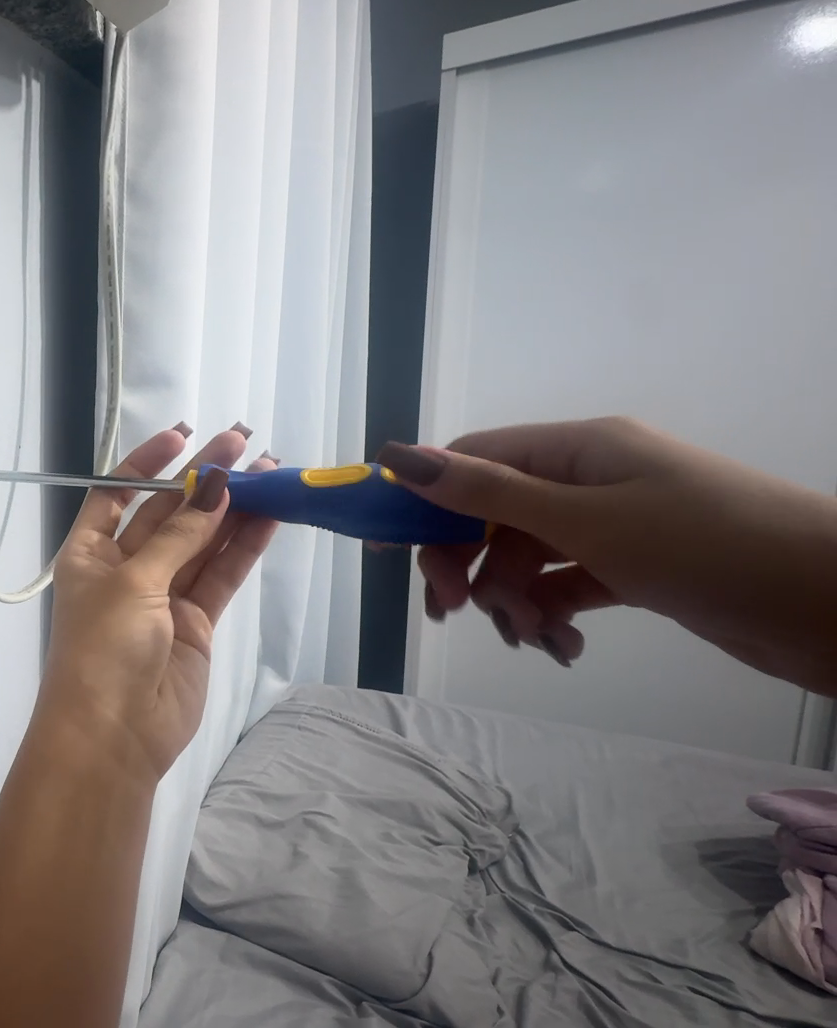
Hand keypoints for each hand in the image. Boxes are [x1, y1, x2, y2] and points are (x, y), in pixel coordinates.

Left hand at [33, 424, 278, 786]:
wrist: (115, 732)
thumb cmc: (104, 646)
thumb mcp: (134, 582)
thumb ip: (178, 536)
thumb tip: (214, 486)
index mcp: (88, 552)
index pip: (116, 494)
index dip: (146, 463)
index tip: (182, 435)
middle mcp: (123, 567)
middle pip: (166, 513)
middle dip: (201, 478)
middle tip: (242, 439)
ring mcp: (161, 595)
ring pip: (200, 541)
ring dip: (232, 508)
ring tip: (270, 468)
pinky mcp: (195, 621)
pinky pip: (220, 574)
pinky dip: (244, 546)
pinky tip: (271, 515)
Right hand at [379, 417, 836, 690]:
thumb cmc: (710, 547)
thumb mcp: (585, 519)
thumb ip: (486, 491)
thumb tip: (398, 456)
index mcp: (575, 449)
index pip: (470, 461)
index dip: (421, 499)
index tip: (387, 548)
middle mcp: (588, 479)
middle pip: (489, 515)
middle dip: (466, 564)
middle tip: (452, 611)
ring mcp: (614, 524)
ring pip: (524, 556)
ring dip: (512, 599)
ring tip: (533, 638)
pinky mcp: (636, 567)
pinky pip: (565, 583)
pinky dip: (553, 613)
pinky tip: (564, 646)